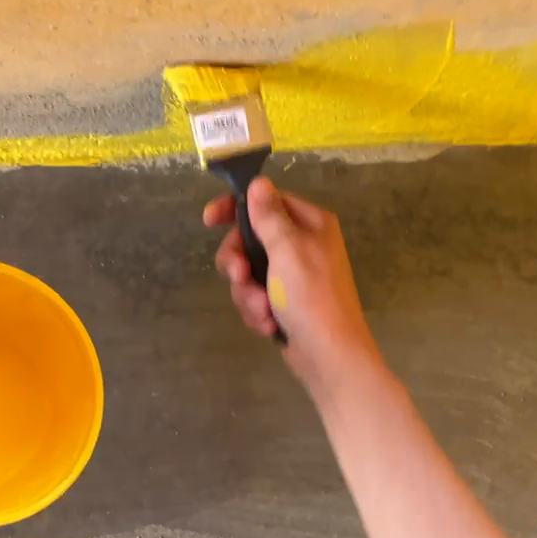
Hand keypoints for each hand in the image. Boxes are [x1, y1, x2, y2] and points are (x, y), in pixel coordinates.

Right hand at [207, 176, 380, 393]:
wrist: (327, 354)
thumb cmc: (311, 297)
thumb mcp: (287, 250)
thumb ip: (268, 216)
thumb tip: (258, 183)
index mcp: (309, 224)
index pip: (265, 202)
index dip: (234, 209)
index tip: (209, 220)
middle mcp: (302, 245)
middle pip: (250, 241)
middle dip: (240, 265)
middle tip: (240, 277)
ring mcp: (292, 276)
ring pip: (248, 274)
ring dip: (248, 295)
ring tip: (264, 312)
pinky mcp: (284, 302)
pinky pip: (255, 297)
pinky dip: (257, 312)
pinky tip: (270, 325)